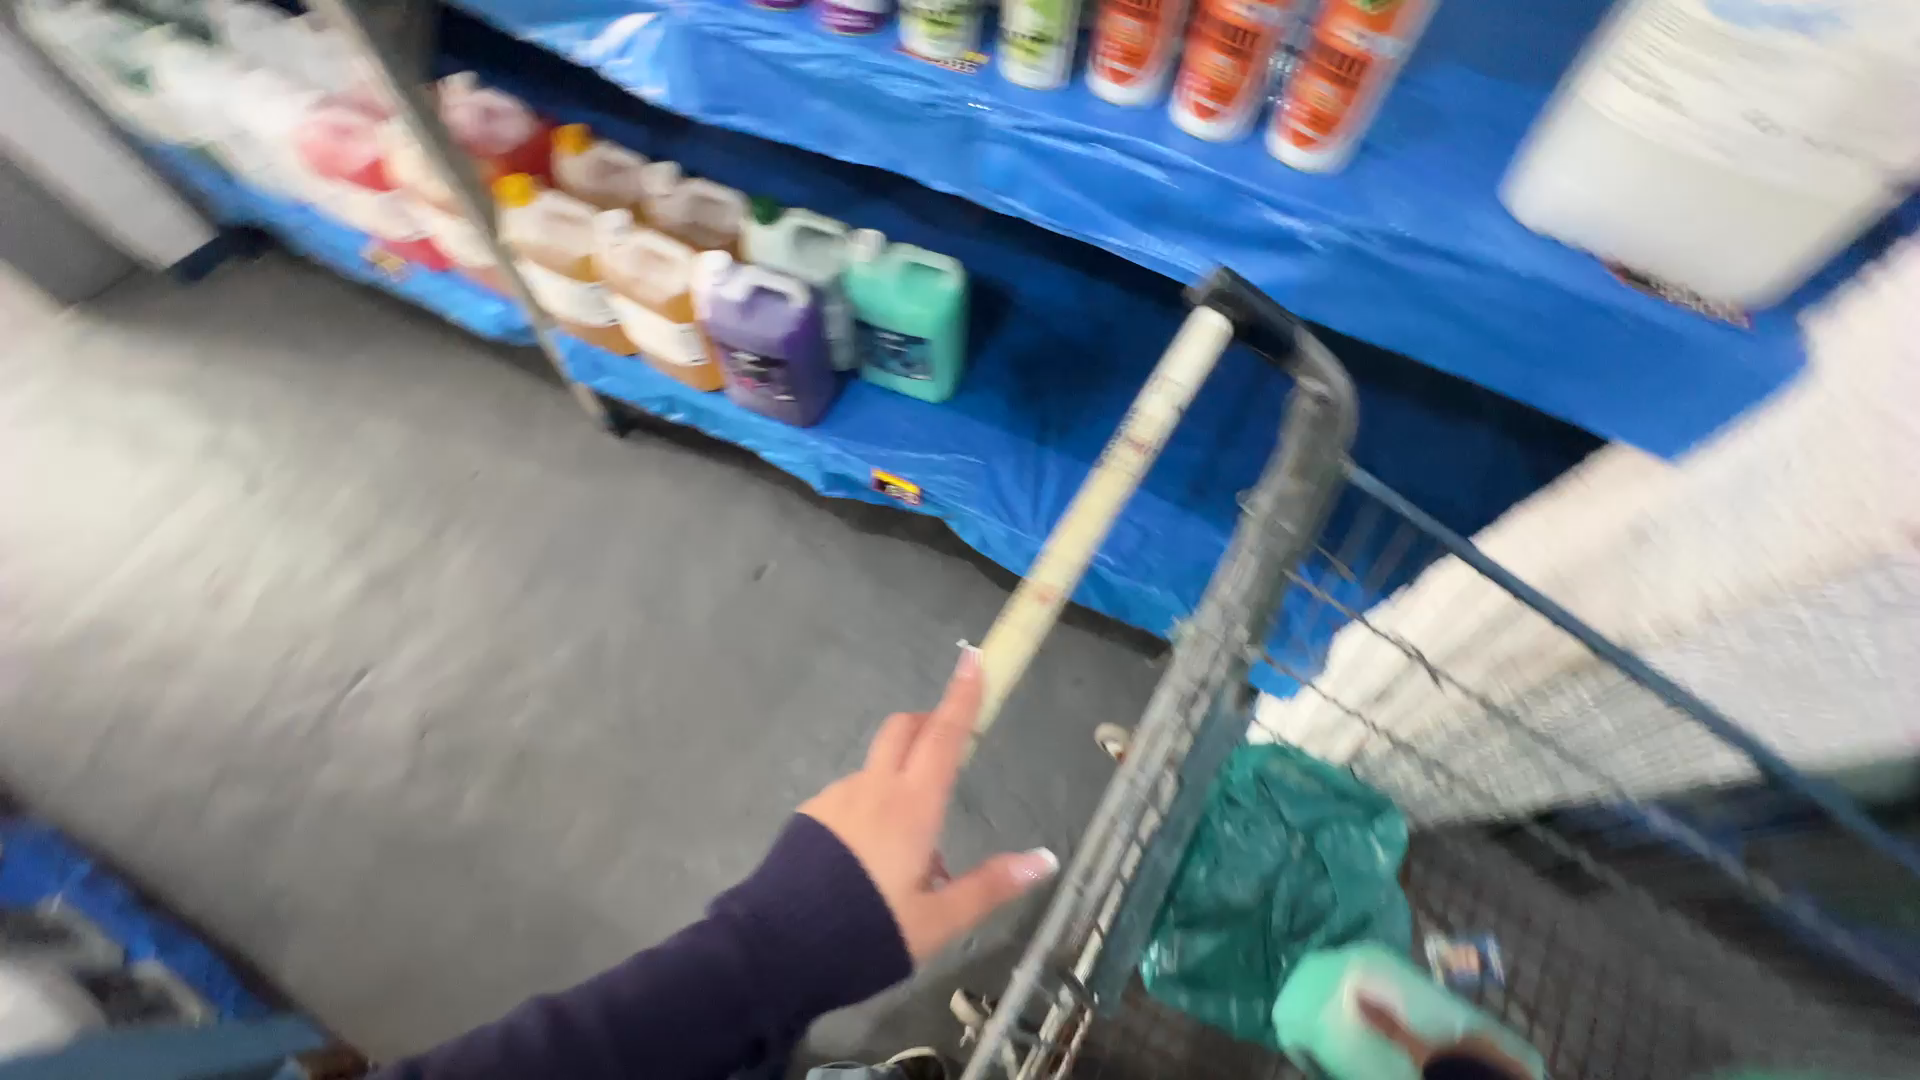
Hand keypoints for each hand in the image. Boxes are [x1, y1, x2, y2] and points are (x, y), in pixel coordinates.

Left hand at [801, 647, 1058, 962]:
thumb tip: (1045, 859)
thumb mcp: (938, 921)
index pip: (945, 735)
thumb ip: (991, 886)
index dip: (963, 695)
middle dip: (929, 723)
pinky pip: (850, 797)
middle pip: (905, 729)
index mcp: (912, 805)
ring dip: (899, 781)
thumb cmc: (867, 933)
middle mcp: (875, 787)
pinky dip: (870, 810)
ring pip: (877, 767)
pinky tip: (864, 866)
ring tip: (906, 854)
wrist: (774, 949)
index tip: (973, 658)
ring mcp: (837, 797)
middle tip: (947, 748)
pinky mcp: (810, 814)